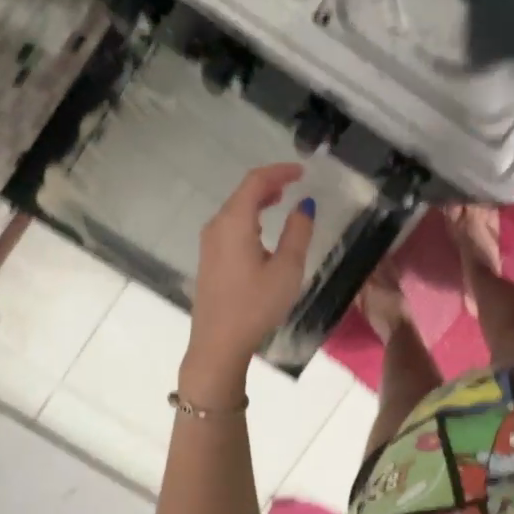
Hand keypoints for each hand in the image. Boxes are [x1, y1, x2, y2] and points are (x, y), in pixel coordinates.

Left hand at [184, 164, 316, 383]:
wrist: (218, 343)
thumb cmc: (256, 305)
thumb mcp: (287, 269)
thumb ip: (298, 232)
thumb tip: (304, 205)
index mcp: (234, 222)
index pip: (256, 181)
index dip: (280, 171)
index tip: (302, 171)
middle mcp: (217, 225)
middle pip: (243, 192)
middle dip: (269, 183)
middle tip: (295, 181)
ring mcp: (209, 242)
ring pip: (235, 208)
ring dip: (258, 199)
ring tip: (282, 199)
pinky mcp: (209, 258)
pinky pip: (230, 224)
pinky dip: (249, 215)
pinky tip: (263, 226)